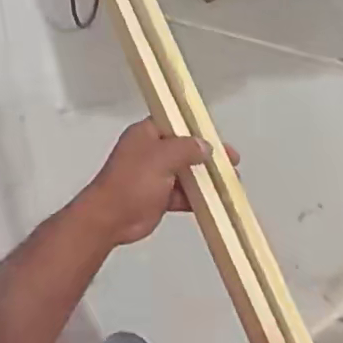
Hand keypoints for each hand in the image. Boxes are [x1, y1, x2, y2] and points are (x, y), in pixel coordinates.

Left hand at [75, 118, 239, 246]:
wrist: (110, 219)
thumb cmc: (134, 181)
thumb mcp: (162, 157)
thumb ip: (186, 149)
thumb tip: (207, 147)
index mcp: (146, 133)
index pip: (176, 123)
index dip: (199, 129)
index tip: (219, 138)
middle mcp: (151, 151)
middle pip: (185, 148)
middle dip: (208, 155)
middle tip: (232, 161)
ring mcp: (155, 175)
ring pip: (186, 172)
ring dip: (206, 177)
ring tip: (230, 182)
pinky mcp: (158, 197)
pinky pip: (182, 193)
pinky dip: (197, 196)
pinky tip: (216, 200)